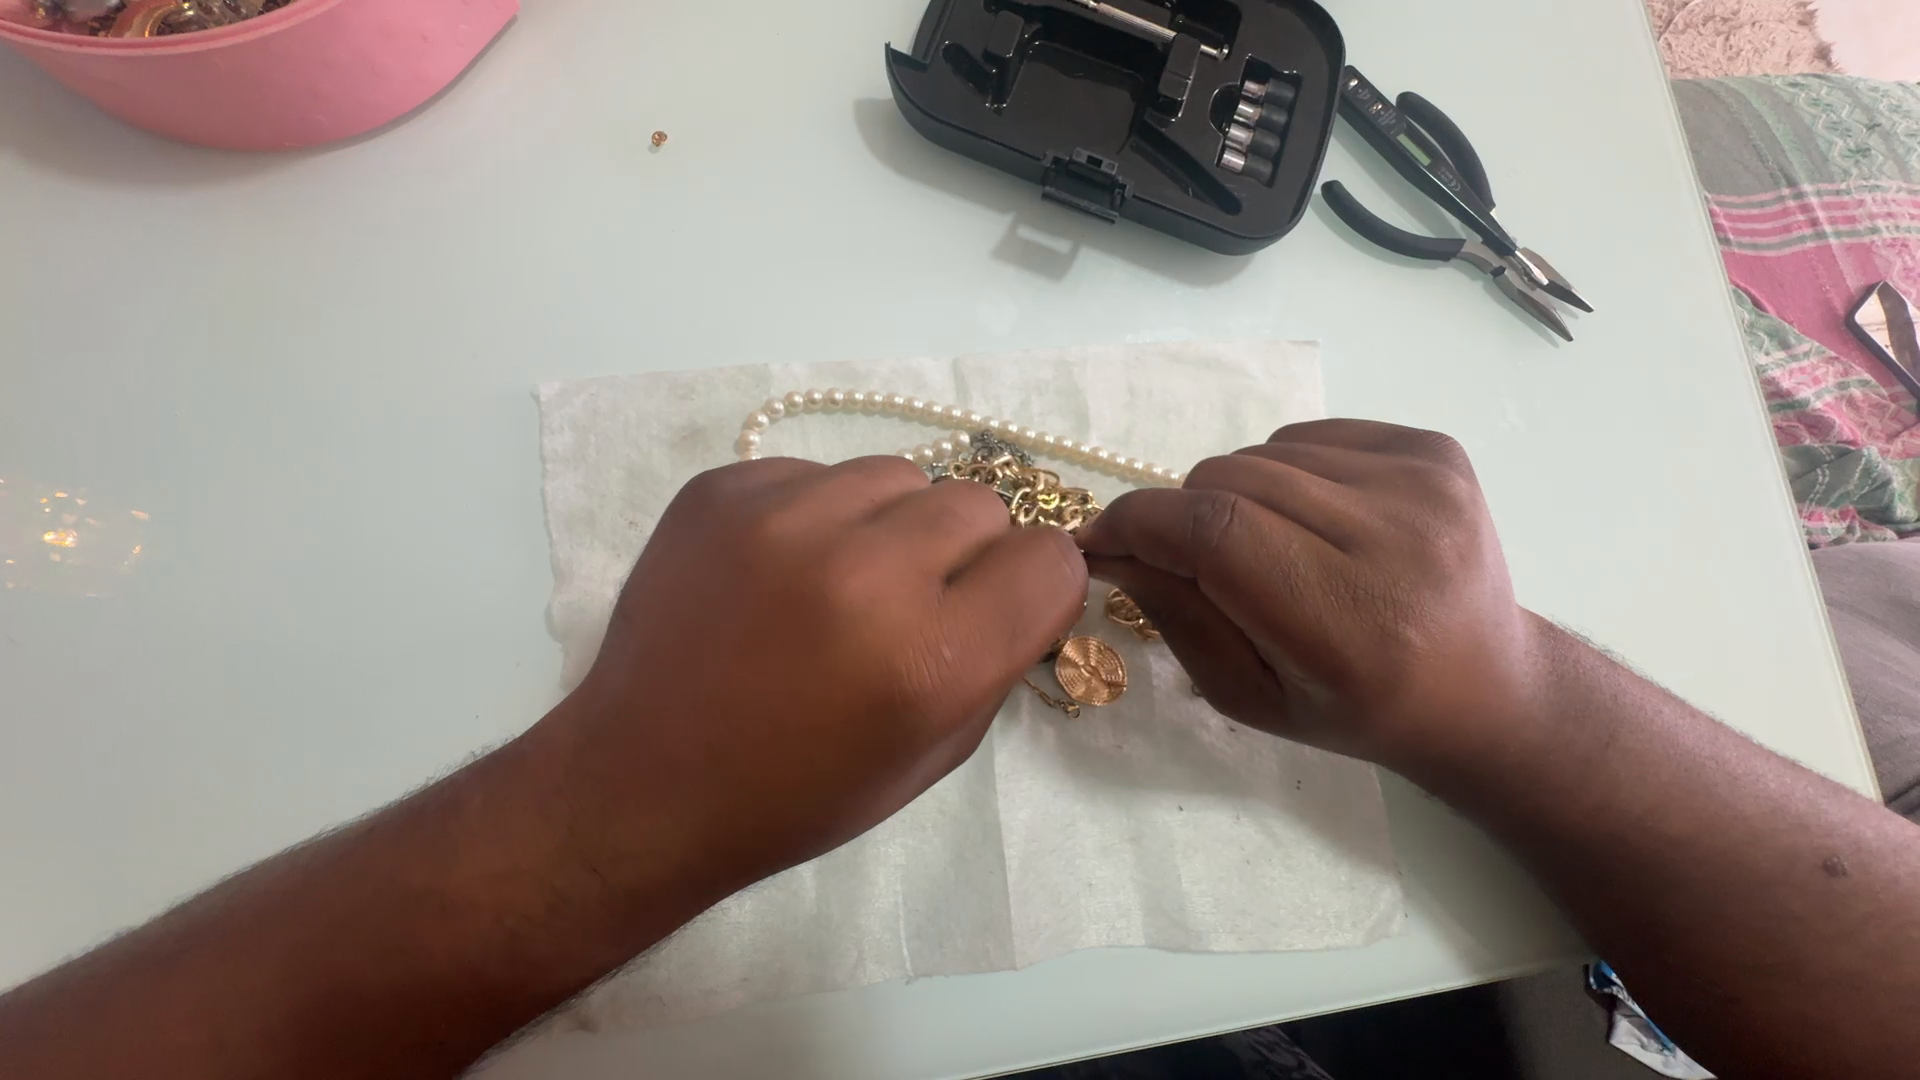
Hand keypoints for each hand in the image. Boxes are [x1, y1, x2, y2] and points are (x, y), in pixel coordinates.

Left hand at [535, 457, 1086, 905]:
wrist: (644, 782)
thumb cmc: (798, 792)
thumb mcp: (931, 753)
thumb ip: (998, 660)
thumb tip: (1023, 582)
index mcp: (929, 658)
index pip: (1049, 561)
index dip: (1032, 586)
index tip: (998, 605)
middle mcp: (864, 572)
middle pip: (979, 504)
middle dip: (964, 552)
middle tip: (910, 600)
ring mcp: (783, 519)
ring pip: (899, 474)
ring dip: (891, 523)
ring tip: (840, 579)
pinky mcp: (722, 491)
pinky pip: (817, 472)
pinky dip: (817, 514)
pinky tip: (778, 570)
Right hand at [1075, 420, 1542, 775]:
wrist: (1485, 686)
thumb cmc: (1352, 709)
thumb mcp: (1246, 693)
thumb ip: (1174, 616)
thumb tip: (1108, 547)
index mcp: (1349, 621)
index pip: (1214, 533)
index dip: (1139, 523)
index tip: (1098, 539)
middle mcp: (1396, 537)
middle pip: (1228, 481)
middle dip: (1178, 515)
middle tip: (1186, 560)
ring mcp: (1423, 482)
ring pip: (1259, 454)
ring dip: (1231, 496)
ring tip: (1263, 547)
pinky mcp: (1433, 449)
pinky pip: (1302, 437)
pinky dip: (1277, 474)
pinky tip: (1307, 521)